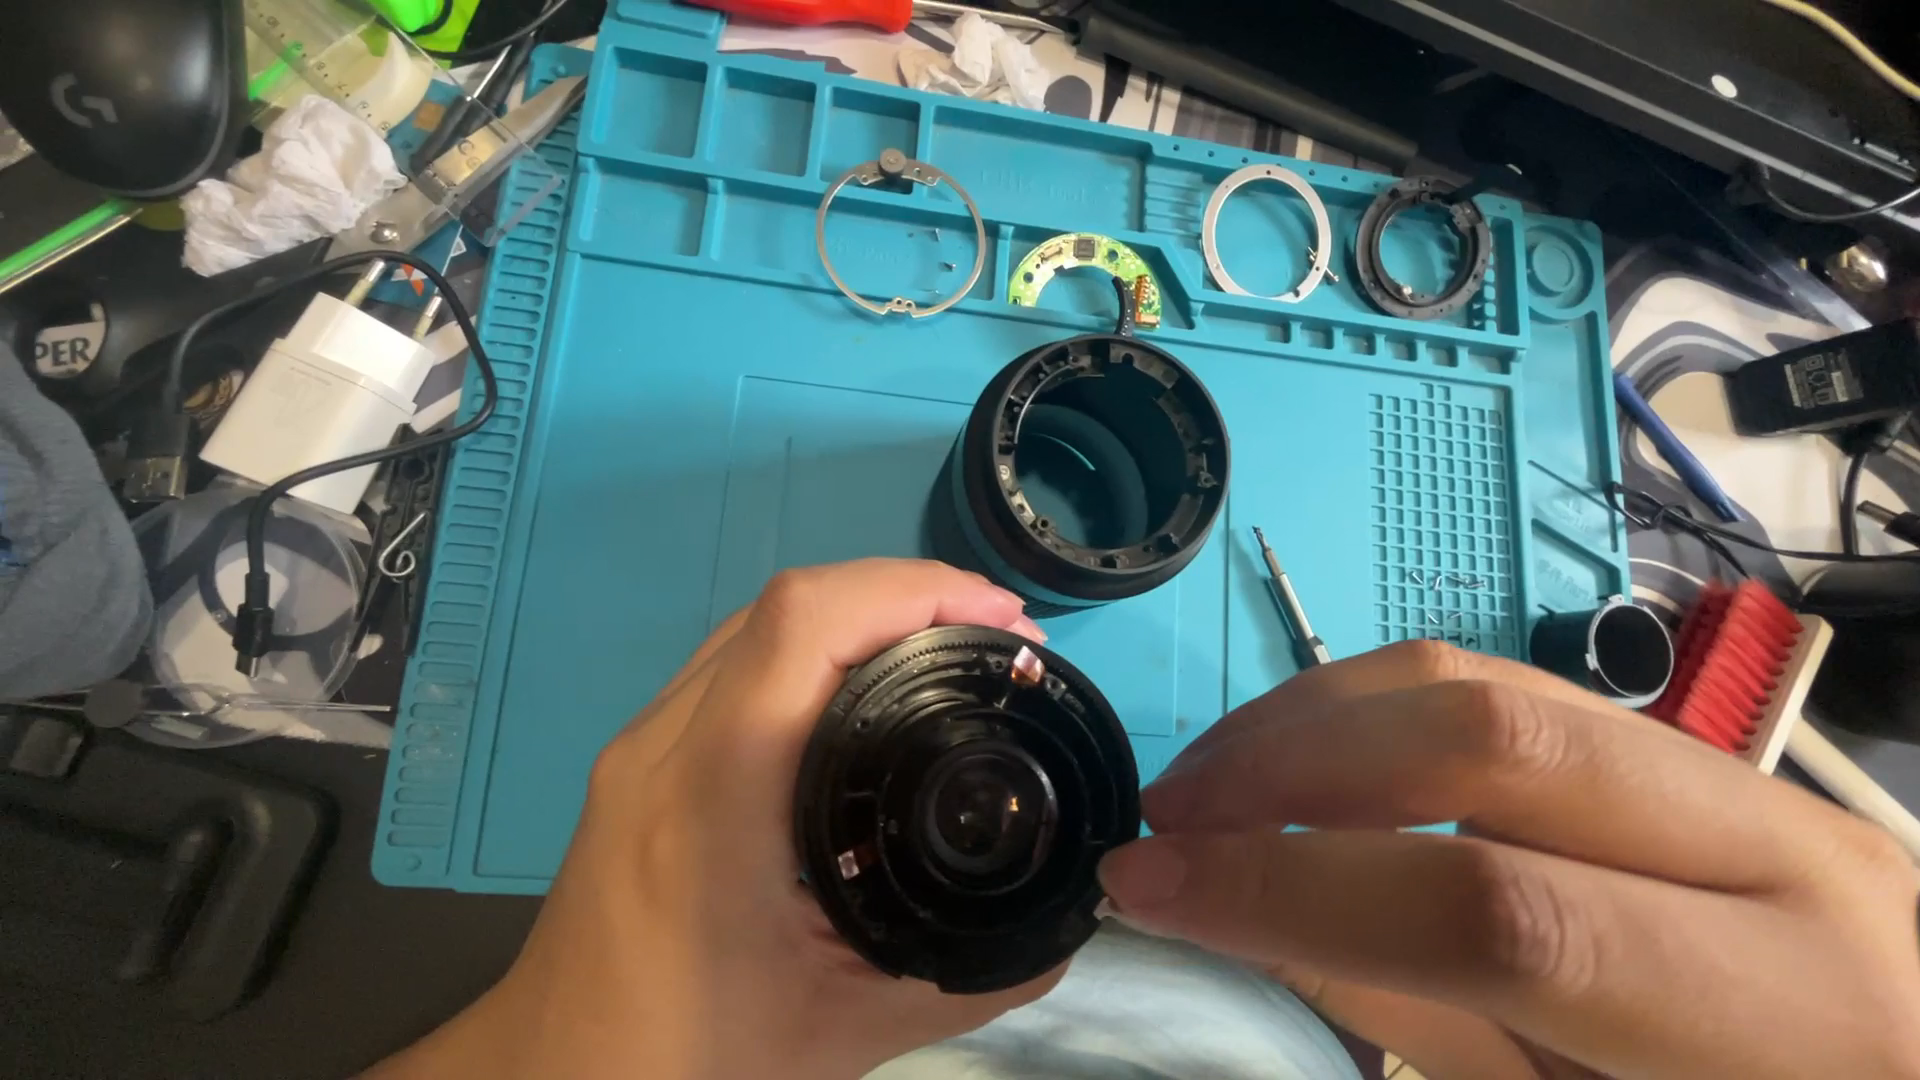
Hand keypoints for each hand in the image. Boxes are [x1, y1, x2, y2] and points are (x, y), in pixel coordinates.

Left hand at [366, 559, 1057, 1079]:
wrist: (554, 1076)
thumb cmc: (688, 1054)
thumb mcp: (848, 1029)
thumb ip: (970, 978)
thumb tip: (1063, 931)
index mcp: (717, 789)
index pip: (806, 626)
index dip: (911, 591)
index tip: (1000, 616)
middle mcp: (670, 738)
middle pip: (789, 602)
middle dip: (906, 590)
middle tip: (992, 630)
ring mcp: (648, 734)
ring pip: (763, 618)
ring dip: (864, 605)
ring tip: (946, 639)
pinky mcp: (647, 745)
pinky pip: (743, 652)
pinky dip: (823, 636)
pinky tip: (870, 675)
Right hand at [1097, 641, 1919, 1079]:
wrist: (1891, 1068)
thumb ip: (1398, 1007)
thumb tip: (1229, 907)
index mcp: (1796, 1020)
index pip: (1497, 912)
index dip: (1291, 886)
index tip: (1146, 883)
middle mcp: (1778, 852)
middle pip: (1482, 742)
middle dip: (1287, 763)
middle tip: (1172, 809)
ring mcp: (1711, 762)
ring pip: (1465, 680)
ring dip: (1299, 719)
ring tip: (1209, 775)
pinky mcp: (1642, 723)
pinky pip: (1469, 678)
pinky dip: (1347, 704)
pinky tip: (1289, 749)